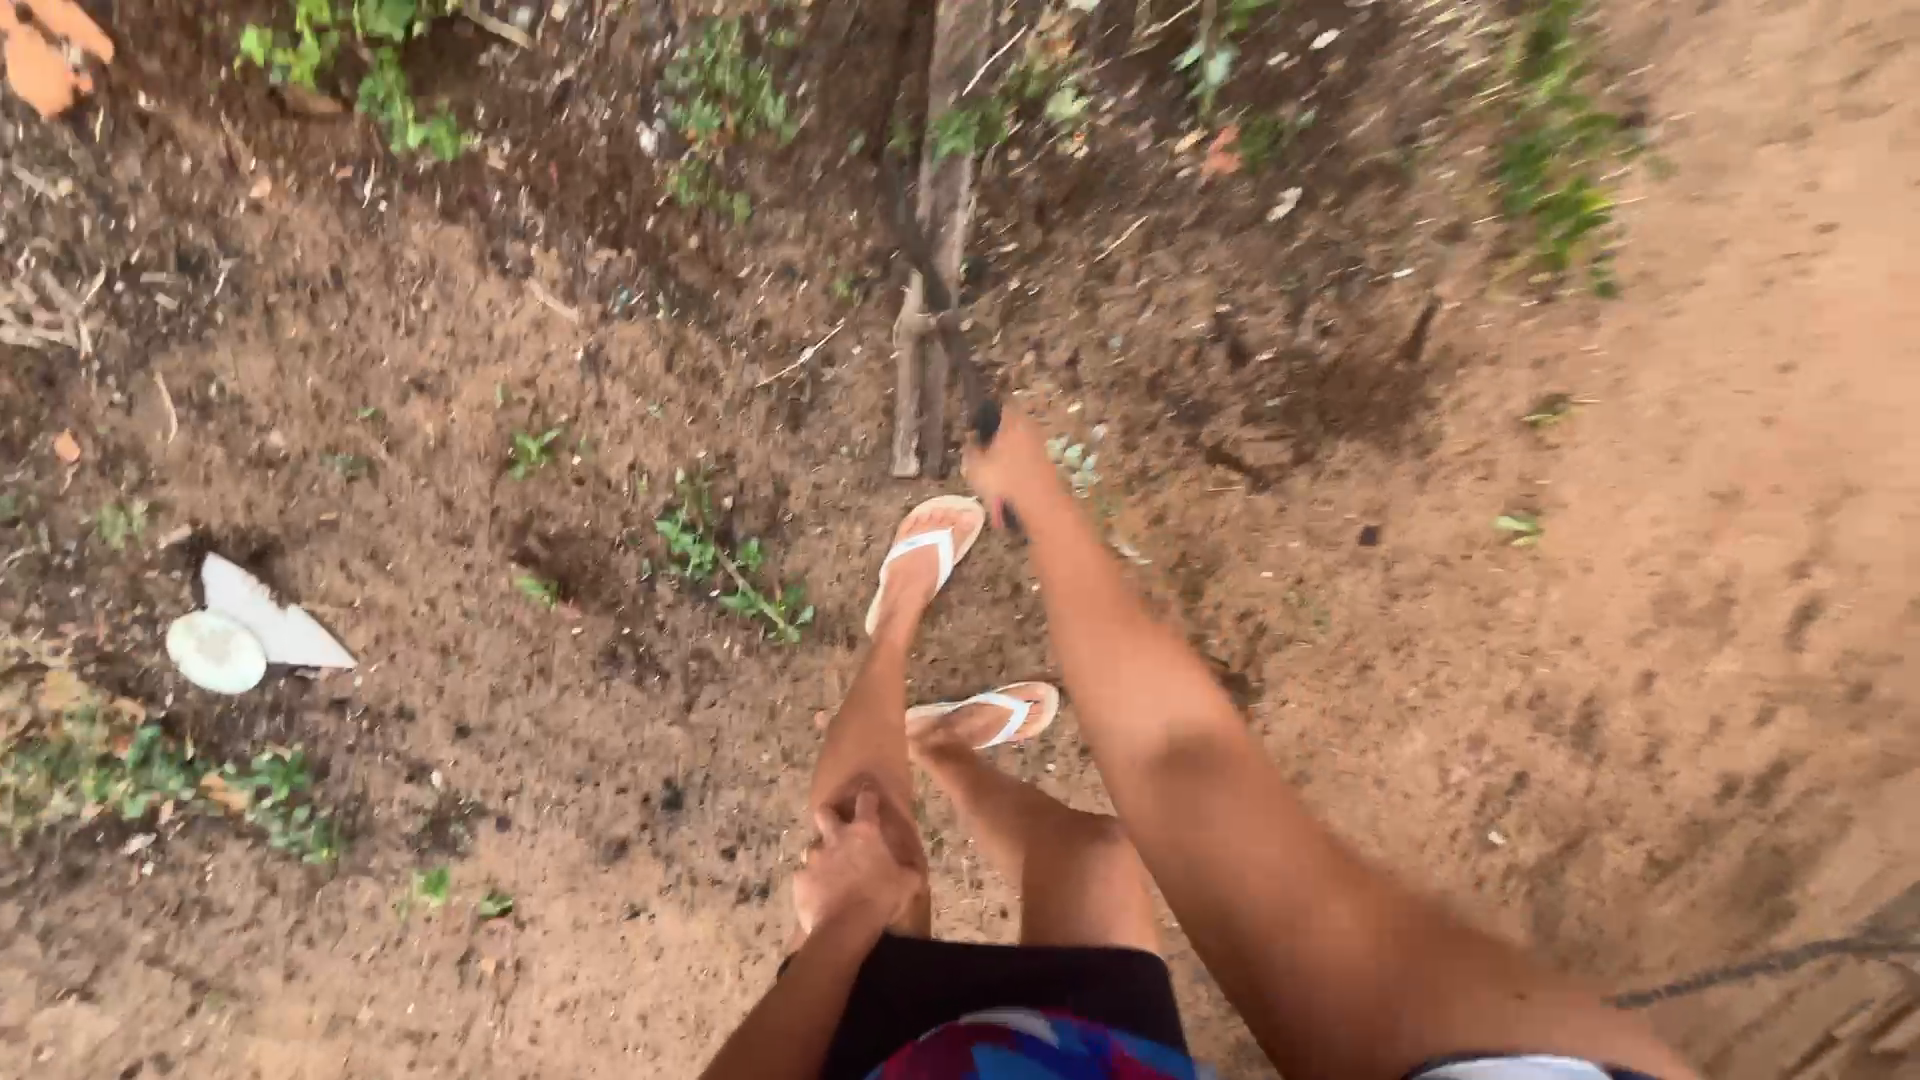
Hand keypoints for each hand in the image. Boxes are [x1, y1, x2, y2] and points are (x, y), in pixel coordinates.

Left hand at [792, 787, 921, 936]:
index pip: (866, 801)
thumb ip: (910, 871)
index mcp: (864, 833)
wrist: (845, 927)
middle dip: (829, 815)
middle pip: (824, 813)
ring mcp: (815, 858)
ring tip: (830, 874)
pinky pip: (804, 877)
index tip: (869, 794)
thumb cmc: (881, 898)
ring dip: (822, 857)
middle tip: (836, 827)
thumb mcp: (907, 884)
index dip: (868, 795)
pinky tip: (819, 896)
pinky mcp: (800, 880)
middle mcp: (836, 838)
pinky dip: (812, 884)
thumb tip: (916, 870)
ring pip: (813, 848)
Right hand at [961, 407, 1056, 528]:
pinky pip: (1026, 462)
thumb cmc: (1003, 479)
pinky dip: (1017, 469)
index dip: (988, 414)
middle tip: (983, 450)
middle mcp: (1030, 429)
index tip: (978, 426)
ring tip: (993, 472)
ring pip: (1019, 445)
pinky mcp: (1047, 466)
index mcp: (1013, 421)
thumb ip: (971, 449)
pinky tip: (1007, 485)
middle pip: (1012, 426)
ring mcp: (1041, 448)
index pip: (1002, 406)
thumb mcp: (975, 466)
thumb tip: (970, 441)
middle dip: (998, 437)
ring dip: (1008, 455)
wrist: (1040, 504)